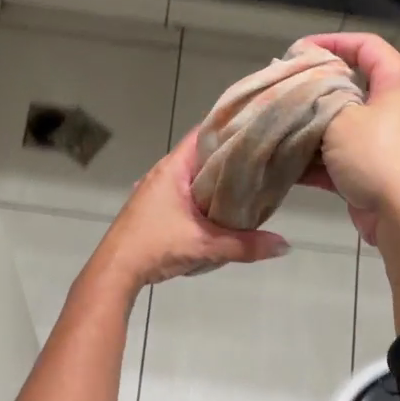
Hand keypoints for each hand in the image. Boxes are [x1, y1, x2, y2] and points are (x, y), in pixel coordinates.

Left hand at [87, 130, 290, 290]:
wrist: (115, 271)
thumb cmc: (156, 246)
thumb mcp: (205, 246)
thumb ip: (245, 245)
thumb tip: (284, 246)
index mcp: (173, 168)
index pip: (204, 134)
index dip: (231, 129)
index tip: (258, 130)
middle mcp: (162, 173)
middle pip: (200, 156)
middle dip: (228, 158)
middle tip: (261, 161)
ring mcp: (153, 191)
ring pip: (191, 177)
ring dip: (213, 181)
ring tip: (245, 184)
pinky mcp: (150, 209)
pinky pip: (181, 194)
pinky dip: (200, 197)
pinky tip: (216, 210)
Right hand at [303, 32, 399, 327]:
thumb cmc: (379, 157)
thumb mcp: (342, 118)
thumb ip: (319, 98)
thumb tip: (302, 89)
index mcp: (396, 84)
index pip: (367, 47)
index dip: (334, 41)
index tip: (300, 49)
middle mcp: (392, 110)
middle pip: (348, 89)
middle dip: (313, 91)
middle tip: (281, 91)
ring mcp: (381, 145)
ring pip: (338, 128)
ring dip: (307, 130)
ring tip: (274, 128)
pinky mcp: (370, 175)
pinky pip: (335, 161)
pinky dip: (312, 162)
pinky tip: (282, 165)